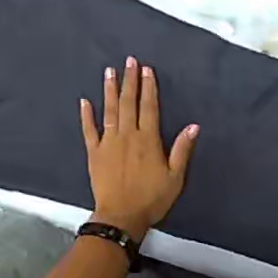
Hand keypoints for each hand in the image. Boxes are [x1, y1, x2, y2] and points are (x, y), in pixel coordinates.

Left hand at [79, 56, 198, 241]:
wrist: (120, 216)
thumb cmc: (151, 199)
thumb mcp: (175, 177)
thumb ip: (182, 149)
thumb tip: (193, 126)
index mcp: (148, 139)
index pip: (149, 107)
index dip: (149, 87)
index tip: (147, 70)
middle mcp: (127, 135)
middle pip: (129, 102)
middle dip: (130, 80)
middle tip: (129, 61)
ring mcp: (108, 143)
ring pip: (109, 110)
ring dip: (110, 90)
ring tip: (109, 72)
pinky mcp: (94, 153)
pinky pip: (89, 130)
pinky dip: (86, 115)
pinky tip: (84, 101)